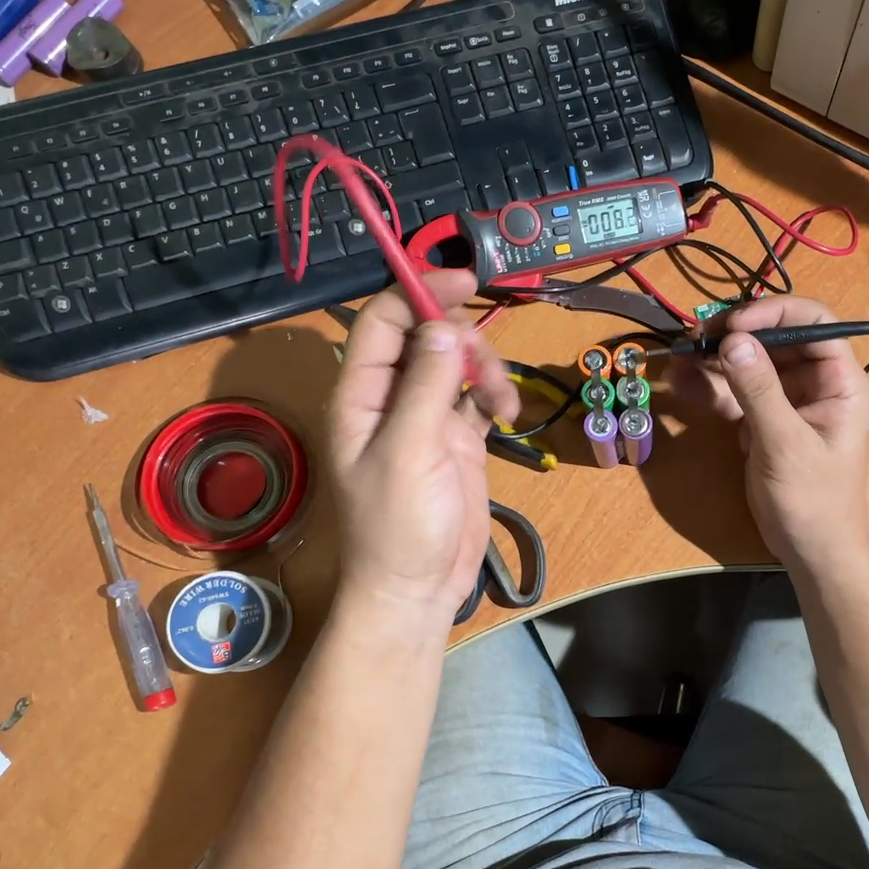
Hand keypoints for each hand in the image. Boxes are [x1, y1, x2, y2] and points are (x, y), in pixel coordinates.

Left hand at [329, 270, 518, 616]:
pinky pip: (478, 396)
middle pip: (428, 336)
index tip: (464, 282)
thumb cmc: (400, 525)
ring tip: (502, 400)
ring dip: (487, 369)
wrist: (418, 587)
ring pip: (459, 363)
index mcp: (362, 395)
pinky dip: (496, 394)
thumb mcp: (409, 451)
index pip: (383, 322)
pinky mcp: (458, 439)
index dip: (418, 292)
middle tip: (487, 365)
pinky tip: (506, 412)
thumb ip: (426, 386)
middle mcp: (392, 398)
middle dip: (463, 339)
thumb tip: (446, 326)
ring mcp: (427, 418)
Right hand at [667, 296, 868, 572]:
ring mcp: (785, 399)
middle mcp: (814, 381)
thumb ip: (758, 390)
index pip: (813, 322)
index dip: (774, 312)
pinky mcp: (760, 419)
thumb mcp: (785, 443)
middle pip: (774, 337)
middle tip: (696, 338)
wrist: (810, 550)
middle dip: (735, 334)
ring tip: (680, 354)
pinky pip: (733, 391)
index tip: (734, 325)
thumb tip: (732, 340)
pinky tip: (680, 379)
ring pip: (748, 362)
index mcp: (838, 379)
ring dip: (714, 357)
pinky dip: (708, 385)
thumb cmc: (813, 499)